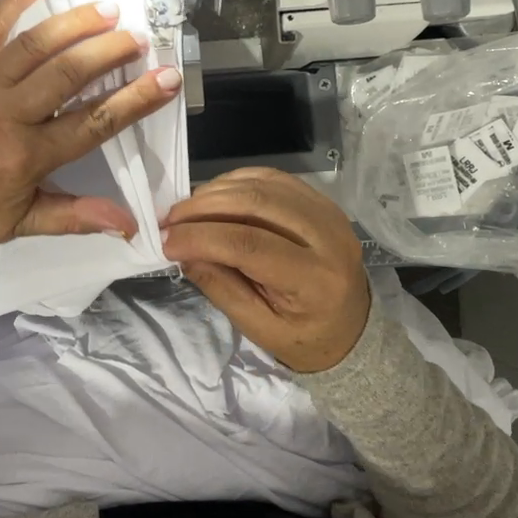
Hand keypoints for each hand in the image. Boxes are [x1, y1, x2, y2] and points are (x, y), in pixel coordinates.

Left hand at [0, 0, 183, 247]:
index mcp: (28, 155)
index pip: (92, 122)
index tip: (168, 77)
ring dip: (74, 23)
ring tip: (108, 9)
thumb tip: (128, 224)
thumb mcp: (20, 223)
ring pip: (35, 45)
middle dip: (109, 52)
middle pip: (68, 74)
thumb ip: (75, 217)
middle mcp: (9, 114)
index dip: (135, 99)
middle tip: (139, 38)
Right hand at [161, 168, 371, 372]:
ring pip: (263, 184)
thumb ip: (220, 287)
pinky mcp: (322, 201)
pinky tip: (214, 197)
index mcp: (315, 280)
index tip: (165, 240)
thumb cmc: (303, 338)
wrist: (352, 330)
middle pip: (256, 203)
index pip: (250, 245)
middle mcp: (329, 238)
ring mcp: (329, 213)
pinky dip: (237, 182)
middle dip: (204, 207)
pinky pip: (273, 178)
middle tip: (169, 220)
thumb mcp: (258, 328)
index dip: (201, 237)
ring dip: (216, 192)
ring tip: (186, 210)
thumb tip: (182, 250)